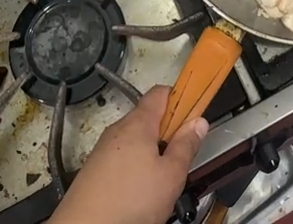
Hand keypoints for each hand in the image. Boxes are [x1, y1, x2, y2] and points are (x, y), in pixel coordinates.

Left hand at [53, 85, 205, 223]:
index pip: (161, 92)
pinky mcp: (93, 170)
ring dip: (150, 153)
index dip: (180, 99)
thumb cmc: (131, 201)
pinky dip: (133, 168)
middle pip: (148, 118)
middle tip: (179, 158)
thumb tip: (198, 121)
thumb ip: (186, 146)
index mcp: (138, 123)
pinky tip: (137, 192)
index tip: (193, 116)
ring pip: (134, 141)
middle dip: (166, 133)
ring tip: (159, 181)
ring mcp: (103, 149)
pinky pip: (120, 159)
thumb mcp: (170, 176)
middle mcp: (118, 129)